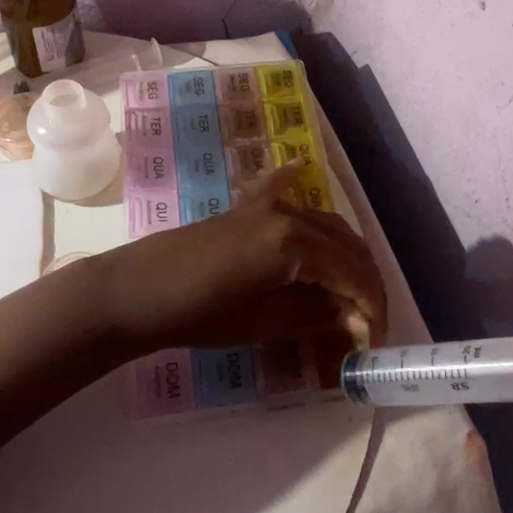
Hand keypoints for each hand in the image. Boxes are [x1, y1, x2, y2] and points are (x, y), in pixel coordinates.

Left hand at [90, 165, 387, 352]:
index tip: (376, 342)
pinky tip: (302, 170)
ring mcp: (269, 204)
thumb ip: (314, 315)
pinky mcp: (248, 205)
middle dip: (366, 284)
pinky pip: (283, 189)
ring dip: (346, 255)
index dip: (371, 310)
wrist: (136, 290)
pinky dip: (298, 184)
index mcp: (295, 245)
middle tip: (370, 322)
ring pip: (327, 224)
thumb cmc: (197, 315)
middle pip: (348, 246)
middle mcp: (290, 215)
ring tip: (351, 289)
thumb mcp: (262, 324)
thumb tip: (354, 318)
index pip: (353, 276)